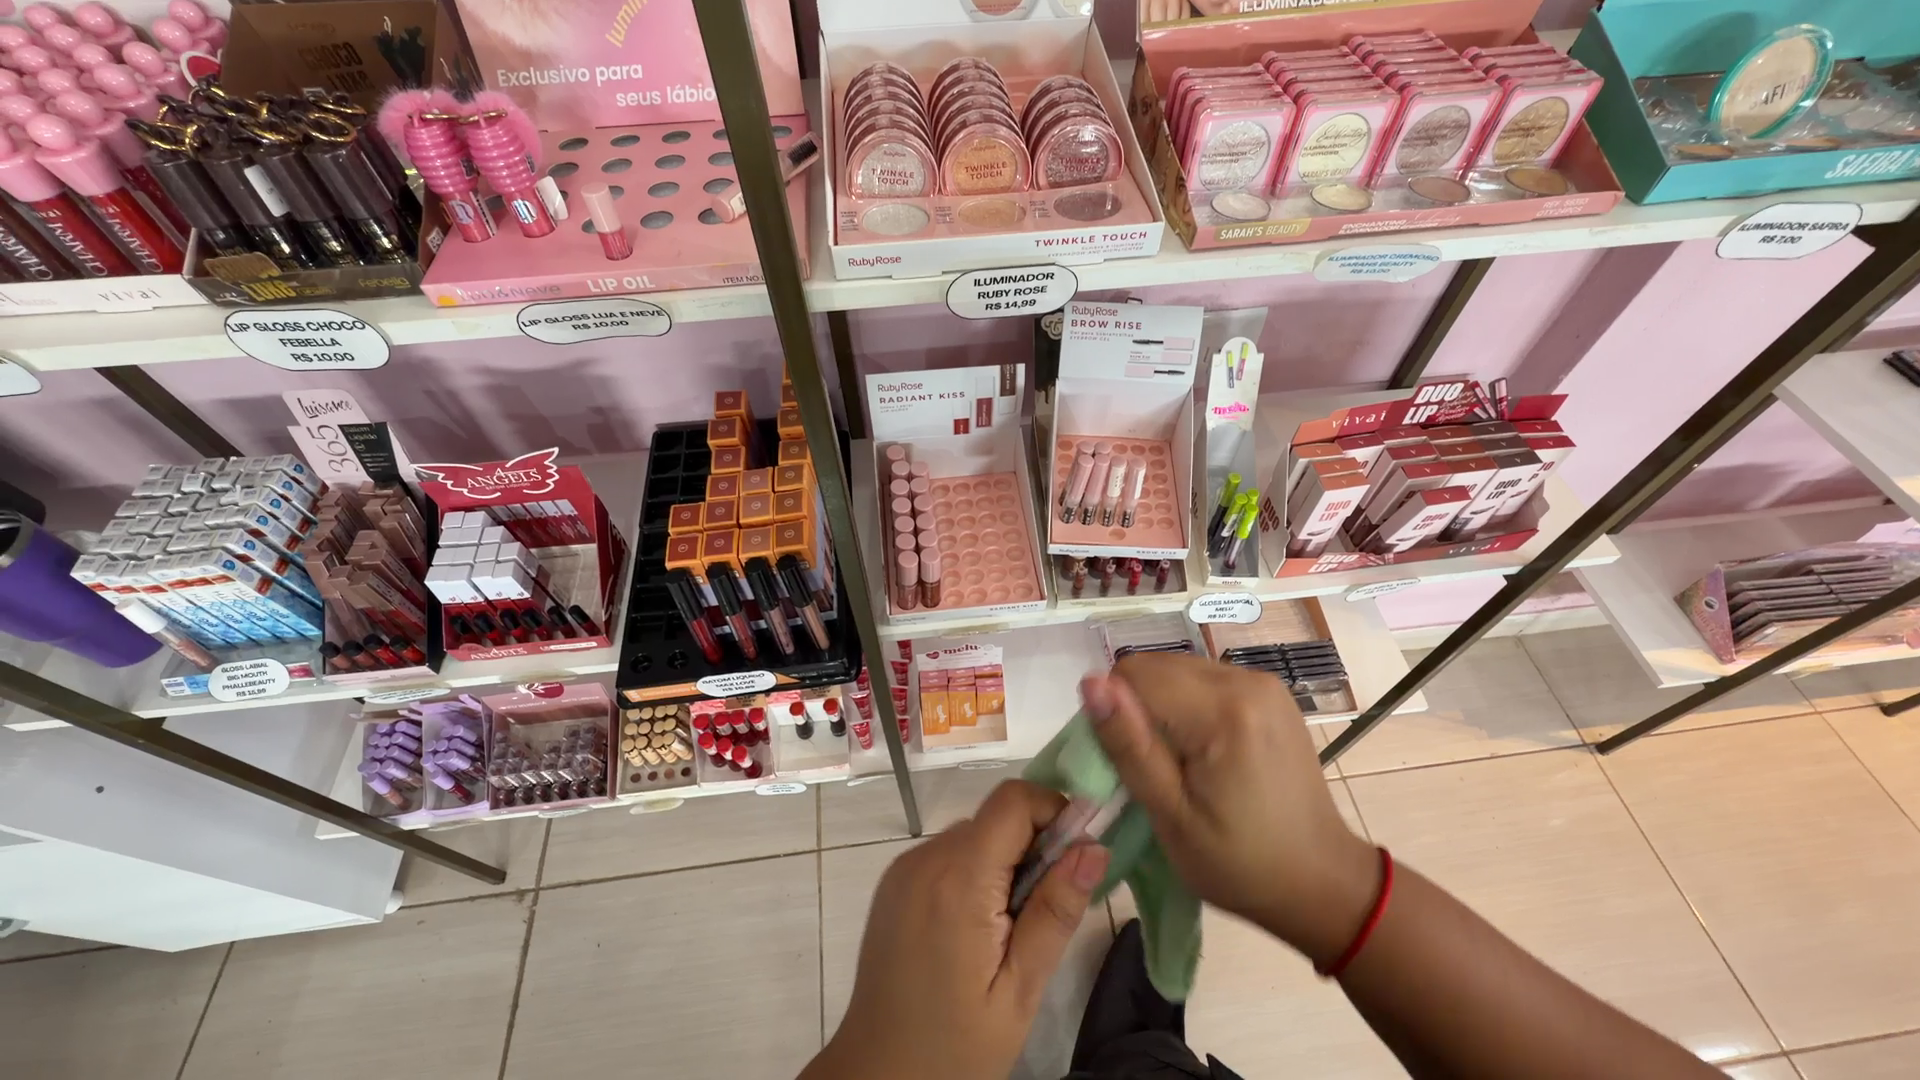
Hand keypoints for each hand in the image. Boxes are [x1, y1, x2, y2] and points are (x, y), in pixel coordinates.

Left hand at [807, 780, 1110, 1079]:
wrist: (877, 1075)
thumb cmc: (956, 1045)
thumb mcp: (1020, 989)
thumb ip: (1056, 911)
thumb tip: (1095, 846)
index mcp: (958, 879)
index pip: (1014, 800)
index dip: (1054, 811)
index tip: (1078, 855)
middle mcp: (925, 858)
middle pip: (996, 817)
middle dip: (1035, 847)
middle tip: (1047, 911)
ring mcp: (904, 867)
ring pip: (975, 834)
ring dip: (1005, 862)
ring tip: (1010, 930)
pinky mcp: (894, 881)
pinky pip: (950, 853)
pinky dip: (975, 872)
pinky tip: (978, 929)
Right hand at [1082, 654, 1379, 966]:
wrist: (1320, 881)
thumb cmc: (1239, 862)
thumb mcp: (1170, 815)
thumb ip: (1129, 745)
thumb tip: (1090, 683)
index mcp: (1222, 710)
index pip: (1132, 675)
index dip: (1116, 715)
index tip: (1130, 765)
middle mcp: (1245, 679)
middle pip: (1155, 667)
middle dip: (1139, 710)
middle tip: (1154, 770)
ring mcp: (1262, 682)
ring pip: (1176, 671)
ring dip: (1163, 709)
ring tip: (1180, 765)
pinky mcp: (1269, 691)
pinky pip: (1203, 680)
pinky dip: (1189, 708)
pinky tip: (1204, 753)